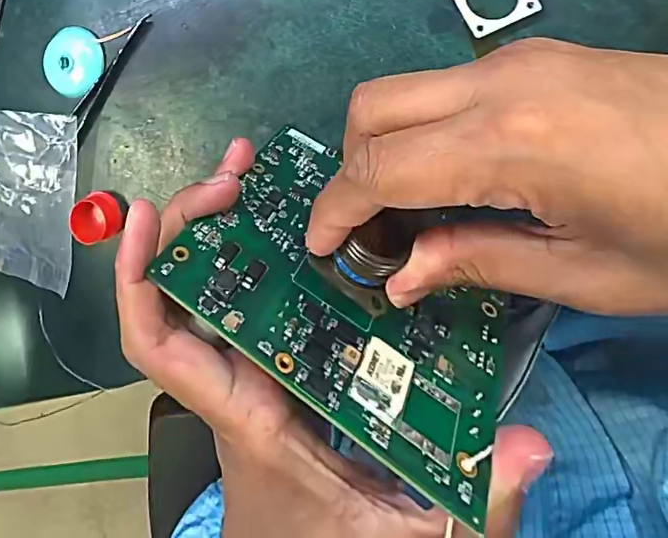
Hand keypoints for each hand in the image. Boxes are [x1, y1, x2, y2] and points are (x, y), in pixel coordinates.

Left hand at [118, 138, 551, 537]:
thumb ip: (470, 506)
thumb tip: (529, 442)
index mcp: (243, 412)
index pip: (159, 344)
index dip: (139, 278)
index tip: (147, 215)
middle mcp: (228, 375)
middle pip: (178, 290)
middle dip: (189, 221)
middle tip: (230, 172)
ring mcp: (241, 361)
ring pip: (207, 280)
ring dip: (216, 217)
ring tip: (243, 164)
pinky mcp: (261, 356)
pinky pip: (240, 291)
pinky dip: (247, 245)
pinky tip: (266, 206)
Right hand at [307, 39, 667, 314]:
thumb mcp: (600, 278)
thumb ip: (481, 261)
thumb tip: (404, 274)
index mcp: (515, 141)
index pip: (382, 167)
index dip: (338, 210)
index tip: (321, 245)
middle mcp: (500, 81)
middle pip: (373, 105)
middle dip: (351, 164)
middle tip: (372, 225)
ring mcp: (520, 57)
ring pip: (408, 88)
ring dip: (390, 143)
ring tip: (420, 204)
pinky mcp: (543, 52)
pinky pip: (453, 85)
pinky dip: (434, 126)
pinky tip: (474, 171)